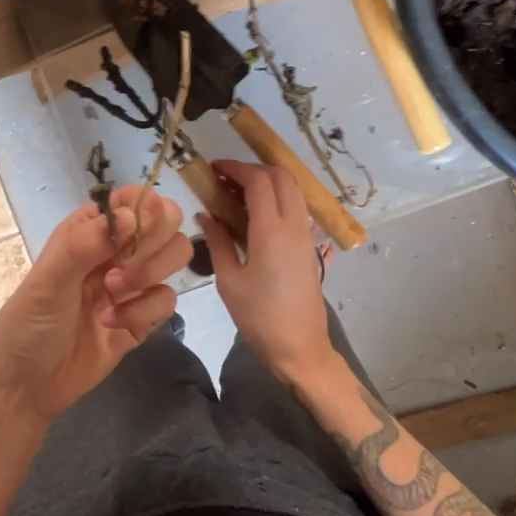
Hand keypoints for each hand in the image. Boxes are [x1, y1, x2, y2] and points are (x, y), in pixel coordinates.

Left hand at [0, 186, 192, 423]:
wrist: (28, 386)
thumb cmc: (28, 324)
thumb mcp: (48, 279)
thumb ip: (87, 243)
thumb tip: (134, 214)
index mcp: (89, 229)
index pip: (134, 199)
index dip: (145, 209)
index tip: (136, 232)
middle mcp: (116, 249)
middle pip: (168, 223)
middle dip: (151, 246)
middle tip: (121, 269)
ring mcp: (133, 283)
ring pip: (175, 257)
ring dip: (148, 277)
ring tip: (112, 296)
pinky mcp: (144, 317)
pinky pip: (168, 301)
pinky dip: (143, 312)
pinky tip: (113, 325)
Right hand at [196, 160, 339, 389]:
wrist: (300, 347)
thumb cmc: (259, 317)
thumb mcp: (229, 280)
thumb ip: (217, 242)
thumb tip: (205, 215)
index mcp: (271, 232)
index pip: (258, 181)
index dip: (235, 168)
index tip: (213, 168)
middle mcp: (294, 225)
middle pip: (281, 176)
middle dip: (252, 169)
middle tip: (224, 178)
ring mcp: (306, 235)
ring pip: (292, 189)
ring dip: (267, 181)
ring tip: (237, 192)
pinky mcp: (310, 245)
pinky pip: (295, 207)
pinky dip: (276, 198)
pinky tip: (254, 213)